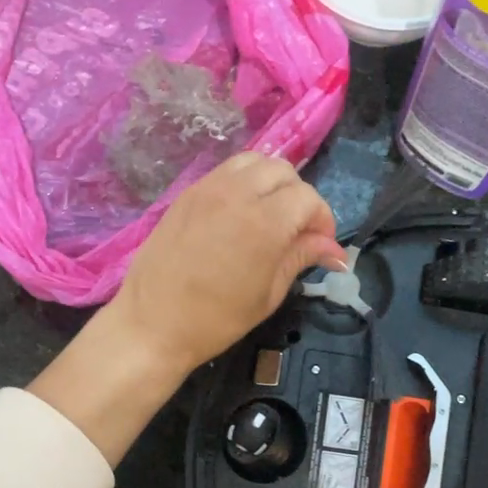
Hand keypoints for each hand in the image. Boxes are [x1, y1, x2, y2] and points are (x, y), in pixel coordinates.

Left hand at [109, 152, 346, 374]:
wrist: (153, 324)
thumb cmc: (216, 321)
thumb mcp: (268, 295)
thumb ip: (300, 259)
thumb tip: (335, 251)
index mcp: (265, 223)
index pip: (308, 199)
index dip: (322, 221)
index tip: (321, 247)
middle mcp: (238, 193)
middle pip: (284, 172)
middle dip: (299, 198)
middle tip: (297, 232)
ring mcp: (209, 188)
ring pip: (255, 163)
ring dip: (271, 183)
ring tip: (270, 217)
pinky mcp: (189, 193)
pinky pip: (227, 172)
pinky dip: (245, 183)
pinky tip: (242, 215)